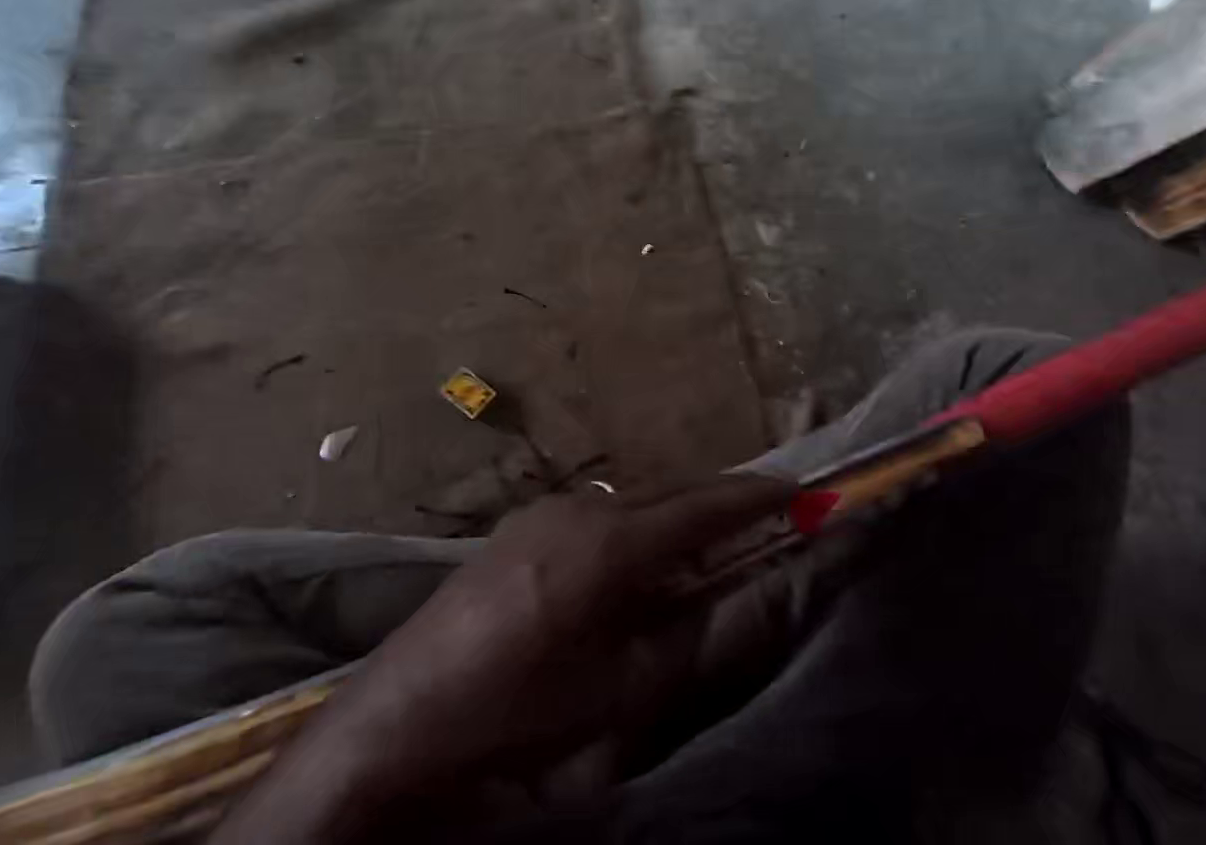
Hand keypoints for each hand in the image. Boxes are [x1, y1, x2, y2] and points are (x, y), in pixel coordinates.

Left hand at [219, 477, 791, 841]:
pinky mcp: (516, 527)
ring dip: (669, 520)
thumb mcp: (628, 687)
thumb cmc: (524, 710)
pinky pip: (591, 516)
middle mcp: (577, 507)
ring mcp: (540, 511)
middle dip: (716, 506)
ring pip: (628, 504)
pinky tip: (627, 569)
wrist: (407, 713)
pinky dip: (628, 531)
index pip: (703, 505)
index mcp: (611, 541)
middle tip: (762, 524)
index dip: (755, 497)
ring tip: (700, 554)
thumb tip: (767, 590)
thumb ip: (705, 631)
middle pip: (666, 495)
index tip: (798, 492)